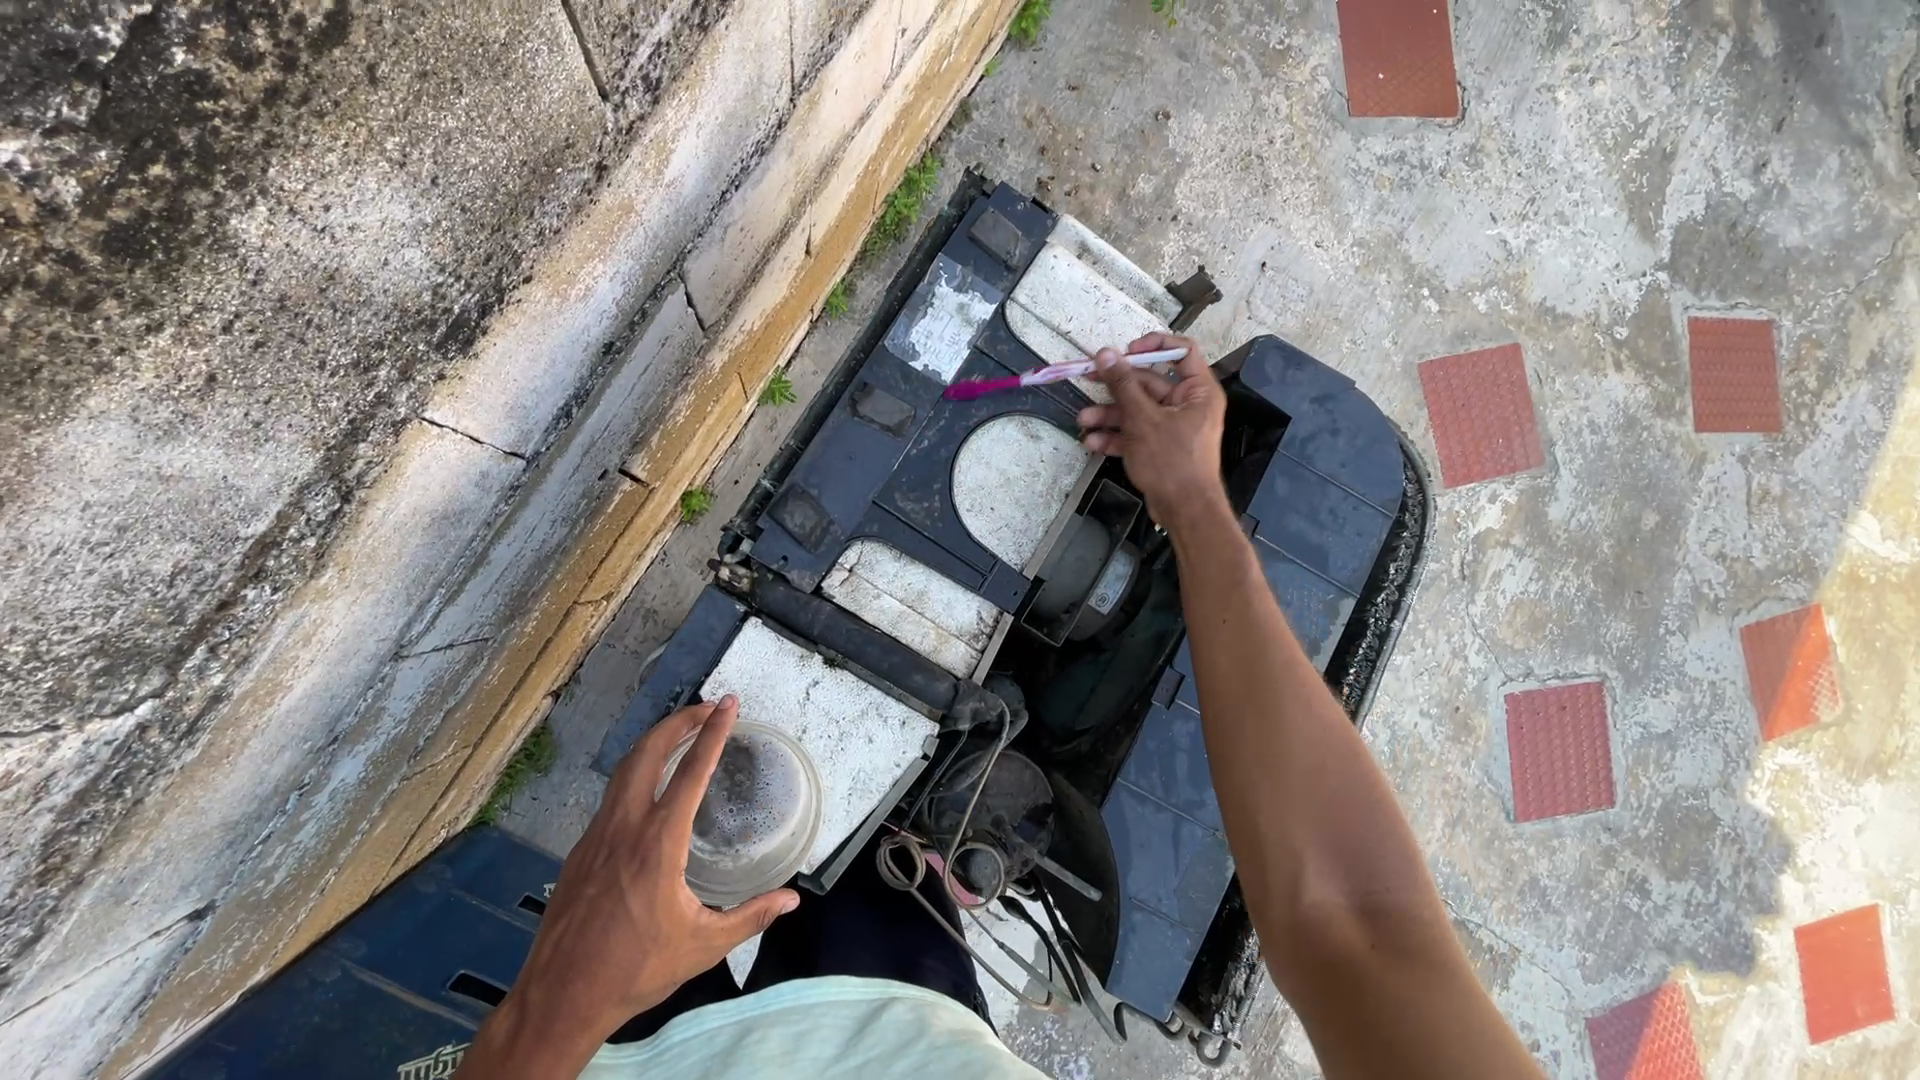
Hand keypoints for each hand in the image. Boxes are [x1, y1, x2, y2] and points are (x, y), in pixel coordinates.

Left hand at [462, 697, 797, 1075]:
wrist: (559, 998)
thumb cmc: (636, 970)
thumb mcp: (704, 945)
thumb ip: (751, 916)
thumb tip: (792, 901)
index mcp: (659, 843)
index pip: (691, 772)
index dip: (713, 733)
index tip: (728, 704)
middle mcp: (625, 827)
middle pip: (648, 753)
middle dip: (679, 721)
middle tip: (709, 708)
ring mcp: (597, 836)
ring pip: (624, 770)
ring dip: (654, 743)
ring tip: (682, 734)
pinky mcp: (581, 851)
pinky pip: (612, 796)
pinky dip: (636, 773)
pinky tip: (649, 788)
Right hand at [1077, 332, 1228, 531]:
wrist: (1185, 510)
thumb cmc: (1173, 462)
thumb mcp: (1142, 419)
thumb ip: (1122, 385)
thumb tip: (1106, 354)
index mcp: (1197, 391)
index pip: (1181, 351)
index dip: (1153, 345)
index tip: (1126, 351)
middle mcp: (1188, 405)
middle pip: (1148, 383)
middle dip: (1116, 388)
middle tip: (1087, 379)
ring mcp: (1172, 427)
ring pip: (1137, 410)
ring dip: (1109, 415)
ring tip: (1083, 421)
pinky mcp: (1159, 447)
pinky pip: (1135, 434)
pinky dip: (1115, 437)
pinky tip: (1093, 443)